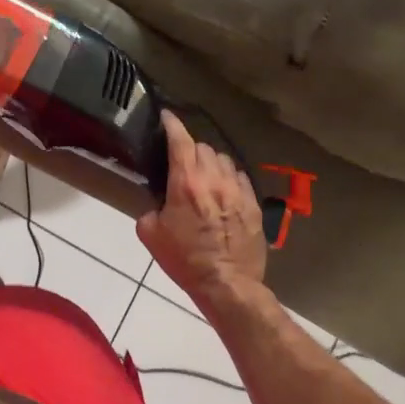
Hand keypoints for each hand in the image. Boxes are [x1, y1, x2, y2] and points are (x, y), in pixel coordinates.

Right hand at [137, 110, 267, 306]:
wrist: (226, 286)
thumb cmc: (185, 260)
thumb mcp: (151, 233)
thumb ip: (150, 208)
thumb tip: (157, 202)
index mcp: (186, 183)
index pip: (180, 141)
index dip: (172, 124)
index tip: (166, 117)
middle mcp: (214, 180)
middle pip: (203, 147)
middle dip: (190, 149)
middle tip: (182, 160)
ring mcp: (238, 192)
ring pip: (224, 160)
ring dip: (211, 163)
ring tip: (205, 175)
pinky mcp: (254, 206)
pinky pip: (241, 179)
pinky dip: (230, 178)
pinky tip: (224, 191)